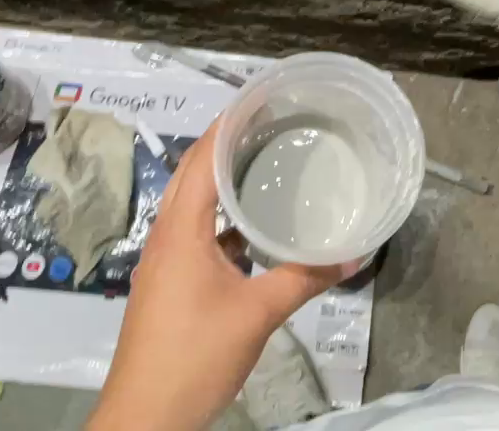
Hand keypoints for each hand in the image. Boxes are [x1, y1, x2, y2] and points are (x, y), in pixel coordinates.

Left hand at [88, 121, 344, 430]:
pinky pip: (196, 230)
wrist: (144, 421)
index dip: (228, 123)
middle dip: (227, 142)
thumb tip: (354, 255)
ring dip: (222, 178)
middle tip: (272, 122)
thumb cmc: (194, 355)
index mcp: (180, 228)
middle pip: (193, 172)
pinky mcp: (169, 281)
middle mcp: (166, 234)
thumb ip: (305, 278)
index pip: (202, 157)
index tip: (262, 99)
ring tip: (266, 160)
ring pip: (193, 202)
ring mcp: (164, 259)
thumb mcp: (257, 314)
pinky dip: (222, 216)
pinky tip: (253, 224)